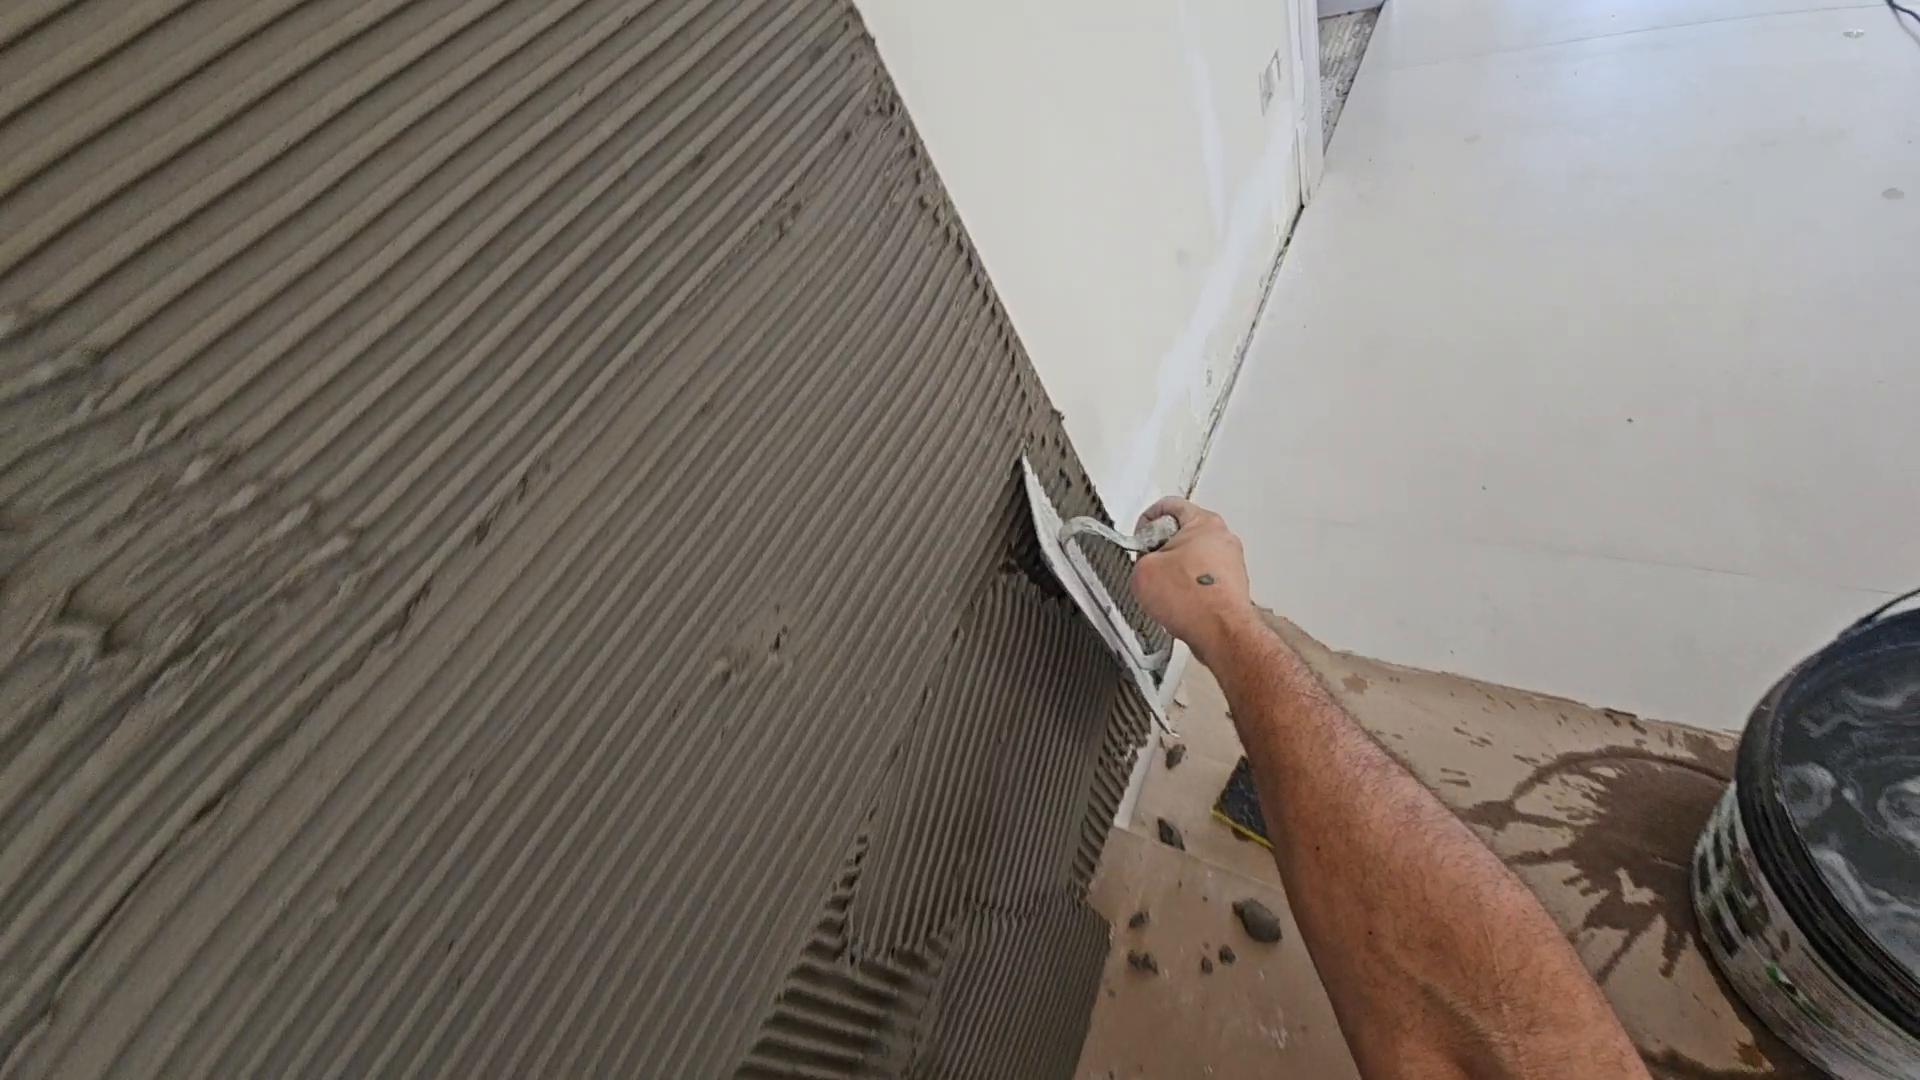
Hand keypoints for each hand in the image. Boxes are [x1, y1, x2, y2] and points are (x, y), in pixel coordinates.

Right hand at [1129, 496, 1258, 662]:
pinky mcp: (1233, 586)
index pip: (1169, 505)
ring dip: (1175, 570)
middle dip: (1161, 548)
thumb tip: (1146, 563)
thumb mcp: (1143, 570)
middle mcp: (1222, 538)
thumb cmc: (1191, 598)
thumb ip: (1141, 557)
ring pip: (1193, 558)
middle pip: (1182, 532)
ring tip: (1164, 589)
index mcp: (1203, 522)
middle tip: (1148, 565)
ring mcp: (1231, 563)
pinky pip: (1203, 580)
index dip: (1146, 520)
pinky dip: (1189, 588)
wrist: (1220, 633)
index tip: (1139, 536)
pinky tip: (1179, 603)